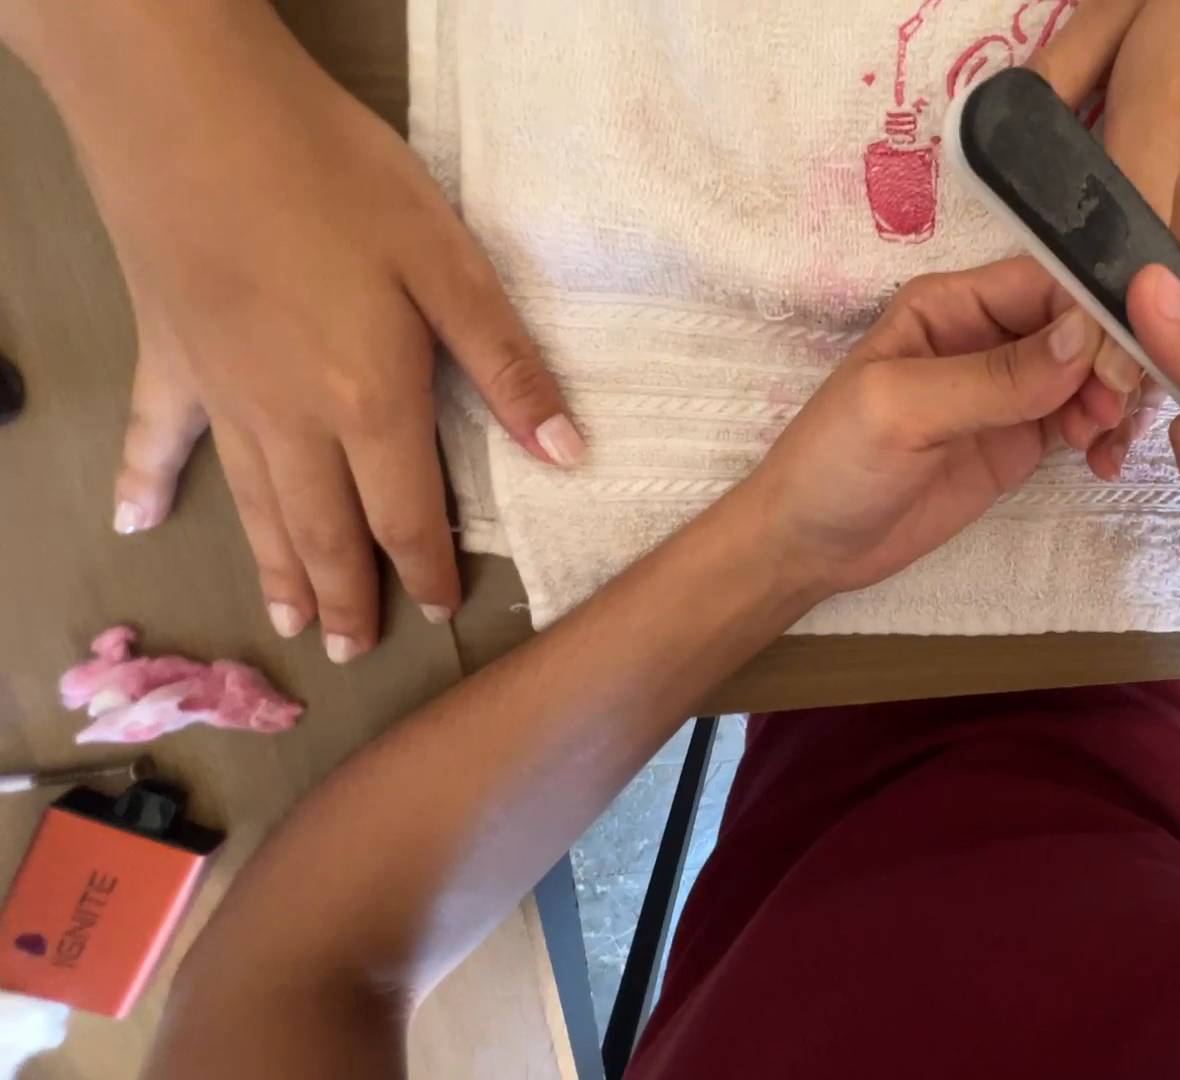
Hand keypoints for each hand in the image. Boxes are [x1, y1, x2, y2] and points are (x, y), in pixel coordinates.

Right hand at [56, 3, 577, 661]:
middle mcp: (290, 416)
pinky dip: (151, 481)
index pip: (405, 515)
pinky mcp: (169, 349)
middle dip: (347, 593)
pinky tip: (134, 523)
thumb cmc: (343, 184)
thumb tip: (568, 453)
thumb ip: (511, 371)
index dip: (425, 568)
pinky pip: (161, 435)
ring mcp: (219, 388)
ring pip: (254, 504)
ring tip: (283, 625)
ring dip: (274, 568)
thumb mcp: (456, 275)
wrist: (189, 96)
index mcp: (371, 403)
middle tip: (351, 651)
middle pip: (325, 529)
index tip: (440, 611)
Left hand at [728, 258, 1101, 598]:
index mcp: (951, 307)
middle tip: (1115, 412)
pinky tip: (1102, 462)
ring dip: (1113, 401)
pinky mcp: (1017, 442)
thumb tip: (1084, 338)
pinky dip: (1102, 435)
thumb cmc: (836, 463)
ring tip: (1105, 443)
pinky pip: (1077, 422)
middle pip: (1077, 328)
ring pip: (1087, 375)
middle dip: (1111, 361)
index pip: (1044, 285)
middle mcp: (986, 339)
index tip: (1119, 363)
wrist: (813, 545)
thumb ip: (993, 377)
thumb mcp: (903, 409)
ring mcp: (1006, 394)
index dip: (1091, 314)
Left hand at [1031, 0, 1179, 474]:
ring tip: (1155, 410)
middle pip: (1167, 289)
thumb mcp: (1114, 12)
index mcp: (1156, 128)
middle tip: (1111, 418)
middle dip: (1139, 357)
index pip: (1120, 247)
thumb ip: (1056, 81)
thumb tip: (1003, 130)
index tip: (1089, 377)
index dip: (1104, 317)